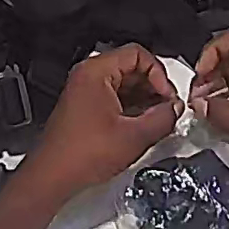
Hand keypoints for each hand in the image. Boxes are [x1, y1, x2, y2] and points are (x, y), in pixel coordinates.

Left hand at [18, 44, 180, 202]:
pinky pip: (113, 96)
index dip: (159, 73)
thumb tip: (174, 109)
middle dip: (153, 86)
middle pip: (130, 67)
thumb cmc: (80, 154)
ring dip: (143, 98)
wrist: (53, 174)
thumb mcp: (134, 136)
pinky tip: (141, 125)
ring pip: (123, 83)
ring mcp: (84, 91)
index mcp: (96, 72)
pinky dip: (130, 107)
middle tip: (168, 107)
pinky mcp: (84, 106)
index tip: (168, 94)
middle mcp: (87, 76)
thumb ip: (162, 118)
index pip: (137, 54)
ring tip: (157, 118)